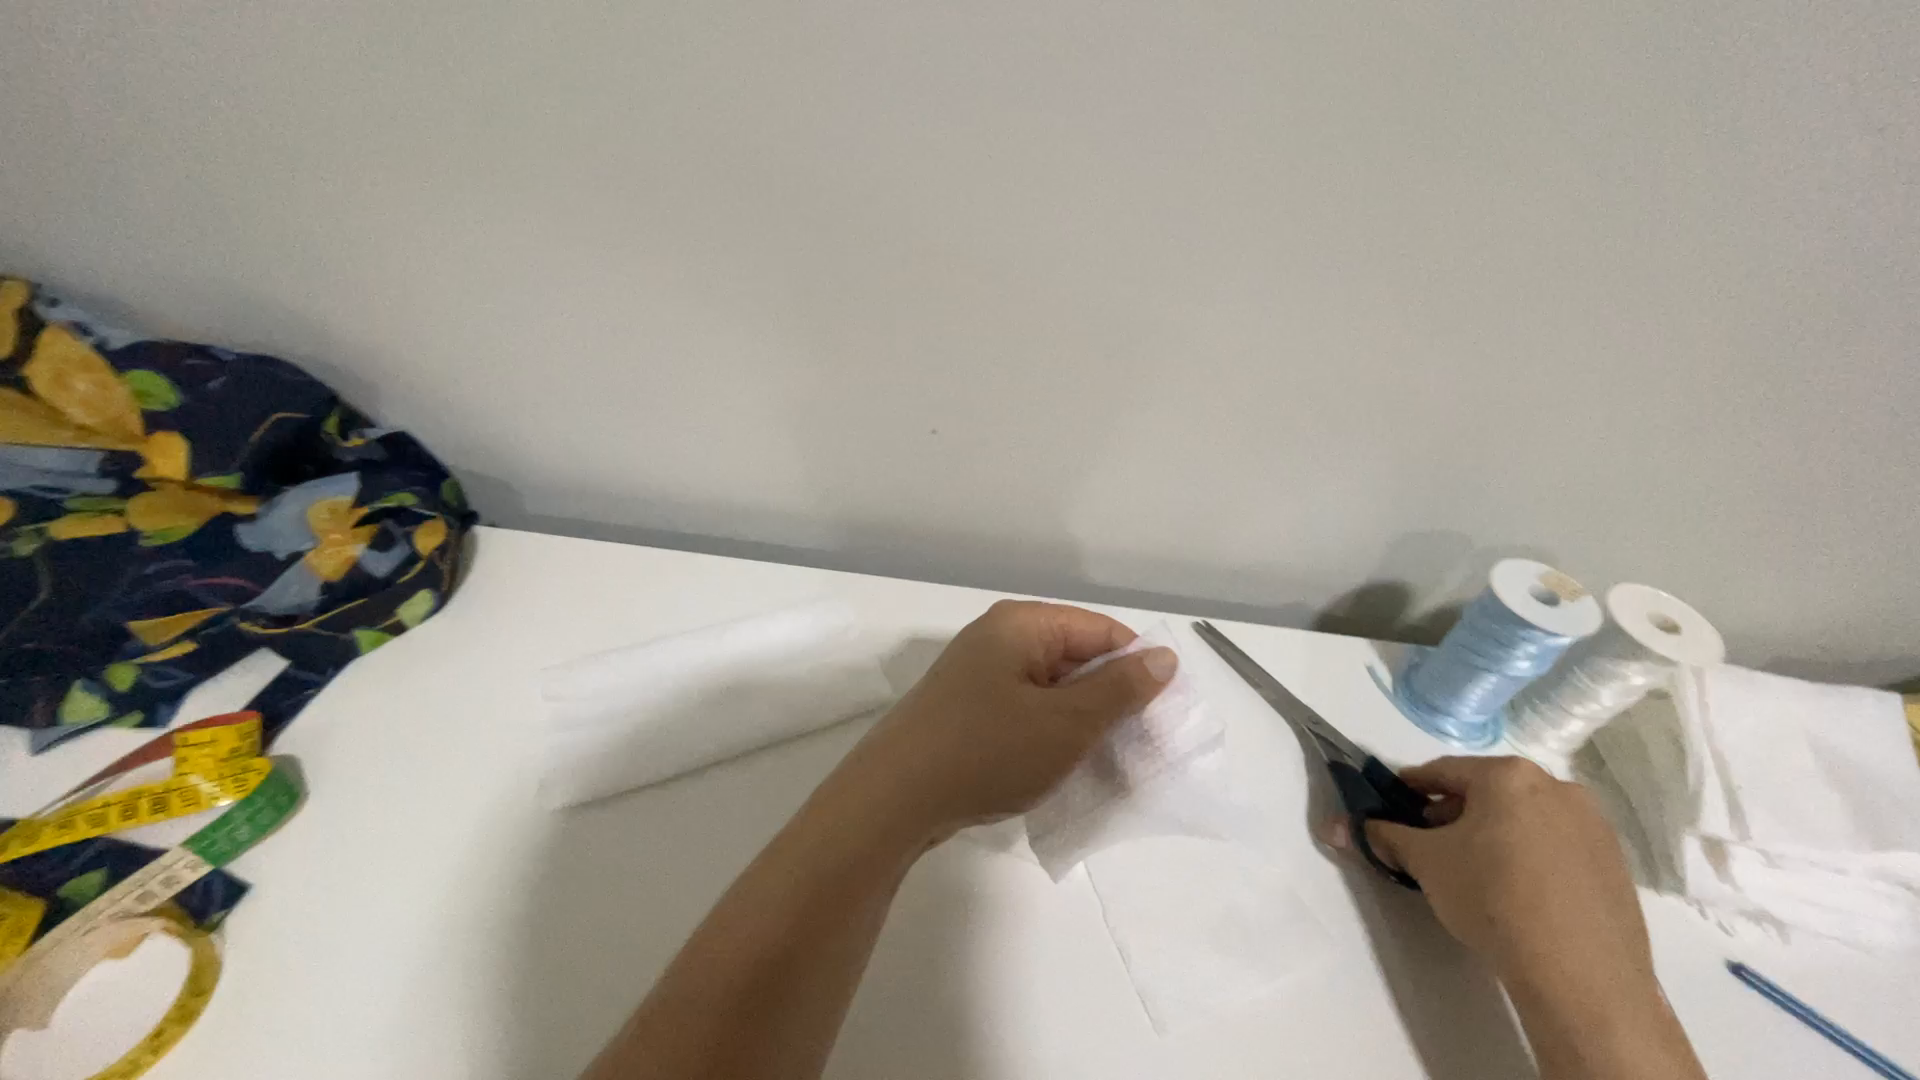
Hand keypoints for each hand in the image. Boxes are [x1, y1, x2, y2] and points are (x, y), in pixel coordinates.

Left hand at [828, 600, 1176, 841]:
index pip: (1101, 631)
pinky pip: (1024, 713)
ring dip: (1082, 725)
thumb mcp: (1066, 722)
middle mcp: (998, 639)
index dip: (1139, 669)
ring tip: (1108, 766)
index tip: (1164, 717)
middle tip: (1142, 749)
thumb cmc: (987, 751)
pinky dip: (1049, 737)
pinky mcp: (966, 711)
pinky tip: (1063, 770)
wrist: (892, 799)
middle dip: (1111, 702)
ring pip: (1051, 691)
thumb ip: (1120, 689)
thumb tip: (1162, 656)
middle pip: (1075, 659)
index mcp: (1022, 625)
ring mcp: (977, 676)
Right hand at [1328, 755, 1704, 1078]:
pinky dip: (1529, 857)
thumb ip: (1382, 836)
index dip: (1410, 790)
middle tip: (1430, 847)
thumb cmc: (1492, 898)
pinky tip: (1516, 894)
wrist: (1580, 976)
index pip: (1442, 771)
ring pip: (1524, 818)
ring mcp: (1594, 826)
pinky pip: (1556, 847)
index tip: (1393, 811)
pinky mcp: (1616, 865)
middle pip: (1487, 792)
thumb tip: (1337, 826)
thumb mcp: (1424, 862)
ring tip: (1474, 875)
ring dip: (1493, 835)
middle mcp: (1557, 787)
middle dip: (1453, 815)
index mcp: (1508, 775)